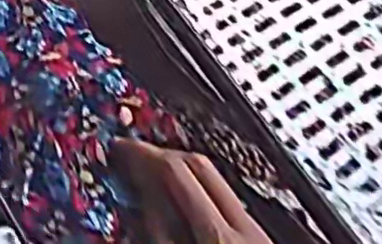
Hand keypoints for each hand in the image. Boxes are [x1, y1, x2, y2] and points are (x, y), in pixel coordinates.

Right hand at [114, 139, 273, 243]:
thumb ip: (157, 226)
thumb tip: (135, 184)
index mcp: (220, 238)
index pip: (175, 169)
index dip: (140, 152)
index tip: (118, 147)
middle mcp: (249, 230)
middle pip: (199, 165)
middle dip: (160, 153)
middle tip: (133, 155)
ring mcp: (261, 235)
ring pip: (215, 182)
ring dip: (180, 172)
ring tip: (155, 179)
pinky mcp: (262, 241)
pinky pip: (227, 203)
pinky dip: (199, 195)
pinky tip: (183, 206)